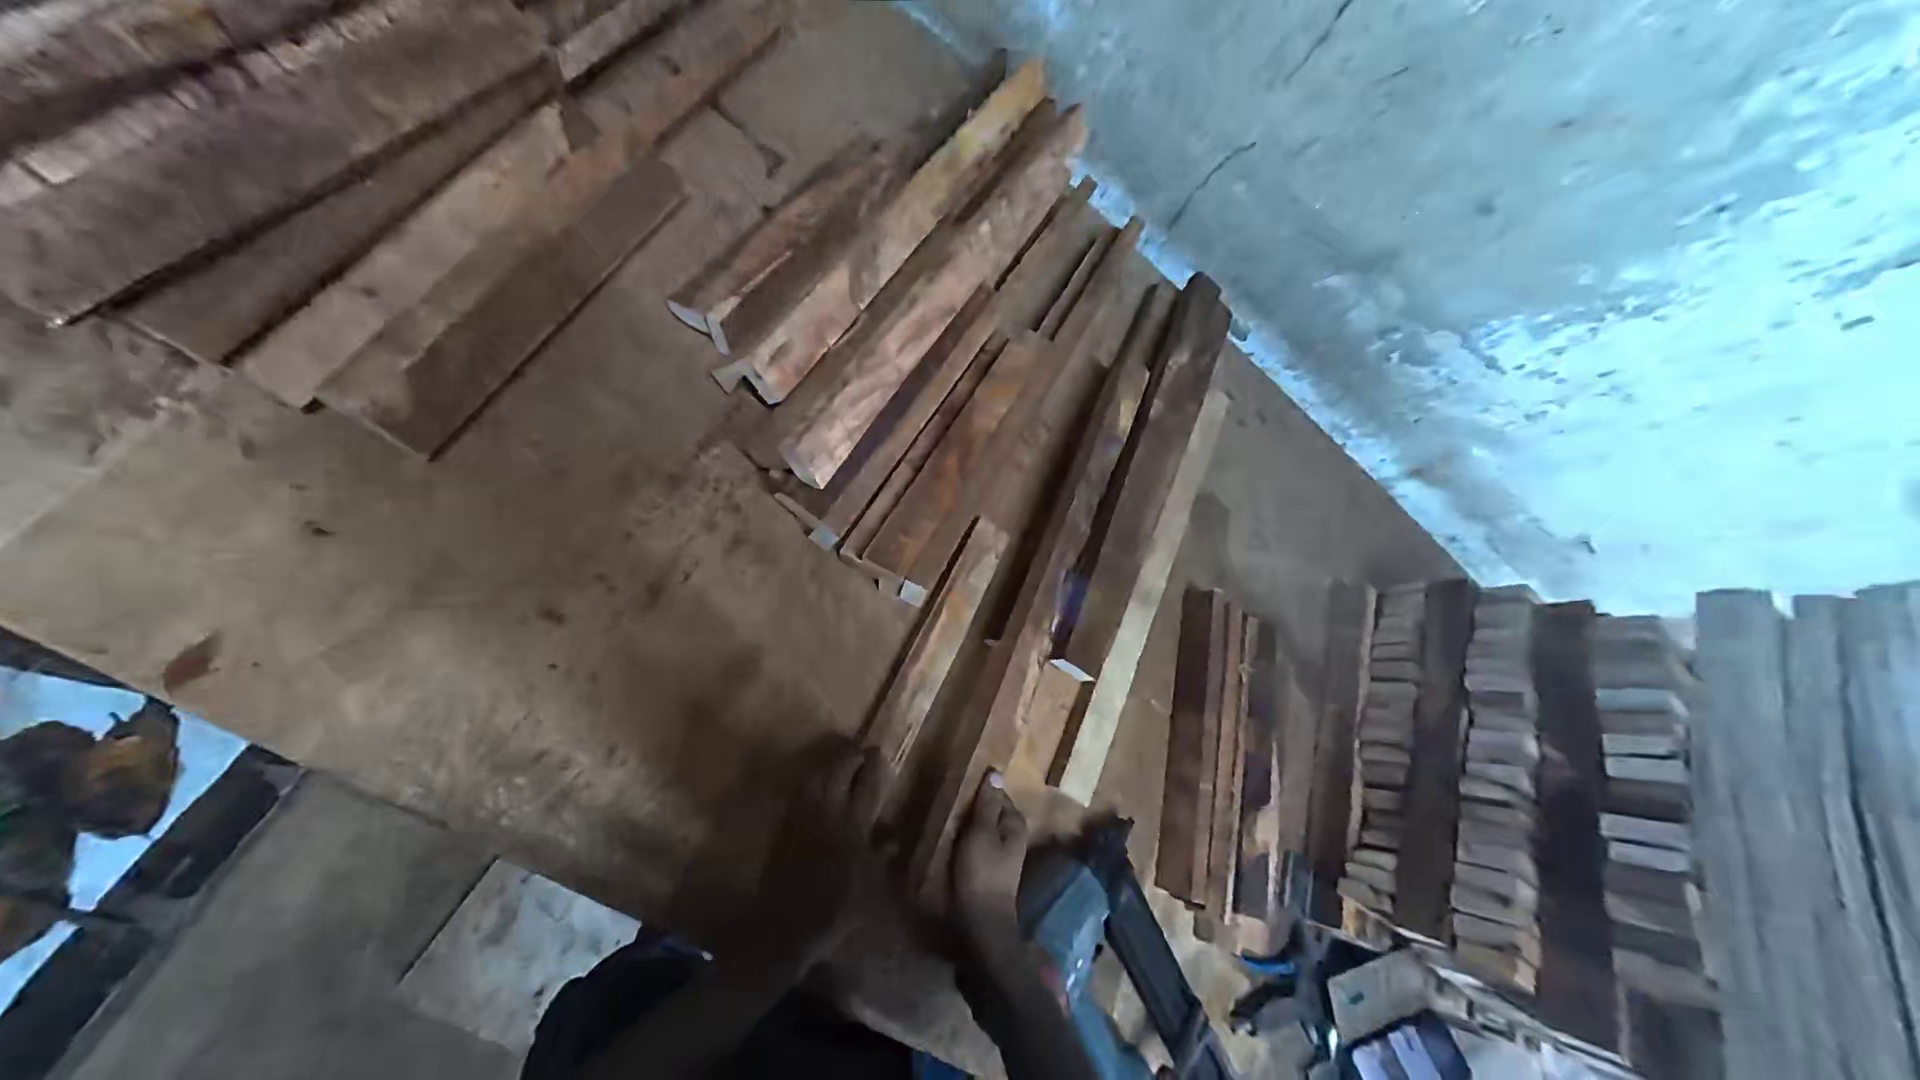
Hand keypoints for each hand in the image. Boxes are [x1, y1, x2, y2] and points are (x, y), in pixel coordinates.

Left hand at [751, 740, 885, 967]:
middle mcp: (827, 812)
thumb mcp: (873, 885)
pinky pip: (799, 795)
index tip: (878, 751)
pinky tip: (814, 787)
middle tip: (859, 752)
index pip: (866, 783)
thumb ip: (883, 855)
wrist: (787, 925)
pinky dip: (810, 785)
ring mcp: (802, 818)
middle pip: (837, 772)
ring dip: (827, 767)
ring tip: (837, 764)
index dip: (873, 764)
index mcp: (852, 823)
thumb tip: (893, 834)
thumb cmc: (837, 906)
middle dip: (849, 758)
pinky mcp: (784, 829)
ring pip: (815, 779)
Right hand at [952, 769, 1028, 957]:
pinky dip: (967, 838)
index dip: (980, 789)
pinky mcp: (991, 867)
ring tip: (947, 817)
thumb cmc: (982, 872)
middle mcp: (1013, 835)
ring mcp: (1003, 852)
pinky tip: (952, 839)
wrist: (982, 921)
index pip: (998, 794)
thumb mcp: (981, 832)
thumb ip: (987, 803)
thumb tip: (996, 773)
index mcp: (1015, 823)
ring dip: (968, 822)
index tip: (959, 785)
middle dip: (973, 806)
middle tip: (950, 800)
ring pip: (984, 827)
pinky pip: (978, 843)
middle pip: (991, 810)